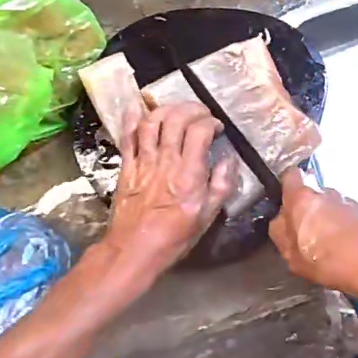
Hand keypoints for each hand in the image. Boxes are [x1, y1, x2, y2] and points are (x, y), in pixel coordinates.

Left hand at [100, 103, 236, 287]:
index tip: (217, 128)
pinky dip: (132, 118)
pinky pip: (128, 136)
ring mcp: (144, 161)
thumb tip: (230, 160)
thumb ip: (222, 184)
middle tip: (201, 114)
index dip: (211, 122)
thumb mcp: (208, 215)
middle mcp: (166, 161)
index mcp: (190, 173)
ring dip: (166, 109)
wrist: (134, 250)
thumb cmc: (175, 236)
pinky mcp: (126, 166)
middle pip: (176, 119)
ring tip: (177, 110)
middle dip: (192, 109)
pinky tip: (138, 107)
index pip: (200, 131)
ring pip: (152, 122)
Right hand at [267, 168, 357, 299]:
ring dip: (330, 217)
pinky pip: (349, 213)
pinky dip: (347, 223)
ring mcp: (348, 200)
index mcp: (302, 200)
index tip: (289, 204)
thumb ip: (281, 232)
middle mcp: (325, 192)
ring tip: (333, 242)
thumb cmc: (326, 262)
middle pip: (312, 194)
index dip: (288, 187)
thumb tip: (280, 218)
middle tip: (310, 233)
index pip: (291, 176)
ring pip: (332, 204)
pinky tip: (350, 244)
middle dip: (310, 209)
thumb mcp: (292, 257)